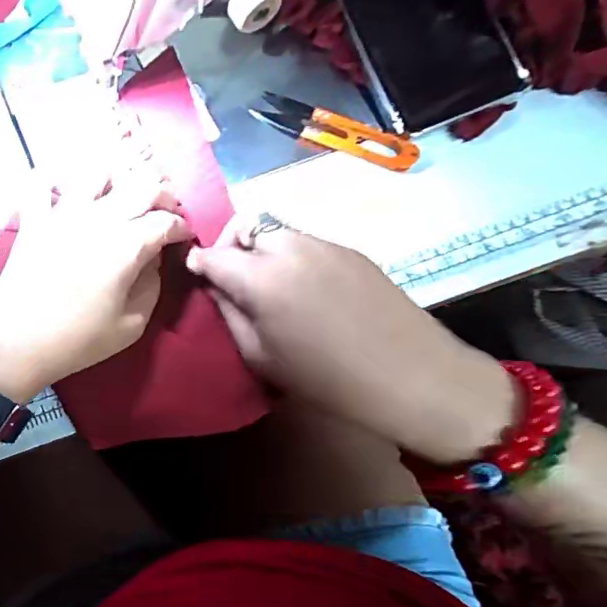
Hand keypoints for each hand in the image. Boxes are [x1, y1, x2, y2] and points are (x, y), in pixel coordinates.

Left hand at [0, 170, 192, 402]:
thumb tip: (153, 260)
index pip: (166, 221)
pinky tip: (63, 192)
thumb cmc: (79, 339)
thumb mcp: (132, 324)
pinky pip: (41, 184)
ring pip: (98, 173)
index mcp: (128, 244)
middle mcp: (100, 218)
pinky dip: (54, 181)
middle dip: (163, 195)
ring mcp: (64, 213)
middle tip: (166, 212)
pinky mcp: (34, 218)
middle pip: (142, 186)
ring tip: (122, 195)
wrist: (18, 341)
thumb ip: (151, 286)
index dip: (182, 227)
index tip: (185, 237)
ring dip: (118, 180)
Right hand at [185, 217, 516, 462]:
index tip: (198, 276)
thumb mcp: (261, 356)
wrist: (408, 374)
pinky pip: (308, 244)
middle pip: (247, 227)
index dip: (201, 264)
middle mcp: (290, 246)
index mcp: (261, 276)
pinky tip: (307, 291)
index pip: (215, 254)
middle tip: (234, 281)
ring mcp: (325, 244)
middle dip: (232, 247)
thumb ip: (231, 315)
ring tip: (272, 288)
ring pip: (279, 232)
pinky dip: (293, 258)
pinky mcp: (352, 251)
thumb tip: (217, 287)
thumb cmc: (325, 378)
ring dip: (263, 251)